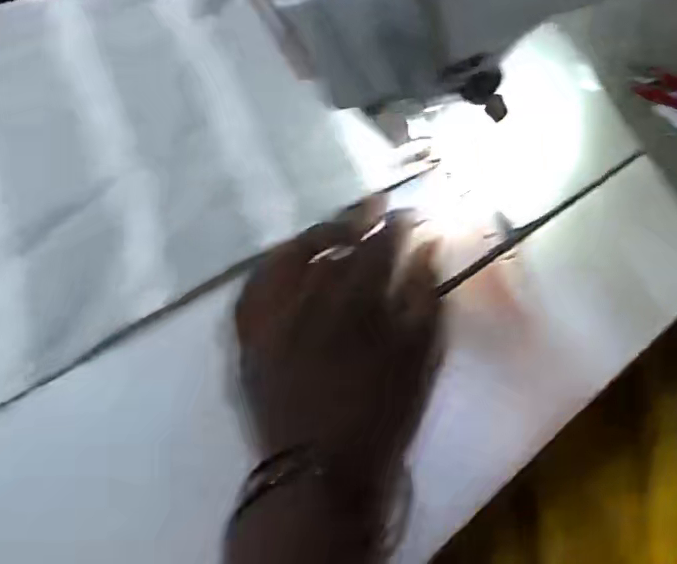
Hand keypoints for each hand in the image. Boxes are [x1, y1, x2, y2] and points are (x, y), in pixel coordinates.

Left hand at [233, 198, 442, 505]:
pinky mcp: (250, 339)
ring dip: (319, 232)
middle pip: (336, 242)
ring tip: (338, 225)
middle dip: (360, 217)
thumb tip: (426, 246)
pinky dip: (274, 264)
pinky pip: (254, 287)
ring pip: (291, 255)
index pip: (380, 245)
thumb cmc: (383, 411)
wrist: (320, 472)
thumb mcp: (421, 352)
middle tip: (379, 204)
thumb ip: (423, 293)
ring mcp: (273, 319)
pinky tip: (290, 257)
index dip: (399, 223)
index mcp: (357, 305)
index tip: (414, 213)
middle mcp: (309, 302)